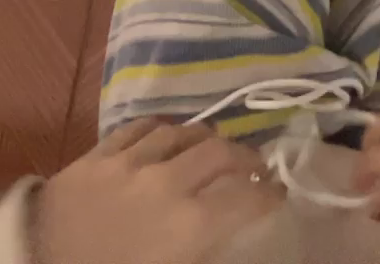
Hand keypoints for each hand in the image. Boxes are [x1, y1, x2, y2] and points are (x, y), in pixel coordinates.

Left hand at [34, 119, 282, 263]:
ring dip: (205, 138)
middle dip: (246, 158)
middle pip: (220, 152)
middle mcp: (167, 182)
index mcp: (189, 225)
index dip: (271, 193)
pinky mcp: (98, 155)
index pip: (248, 197)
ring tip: (215, 147)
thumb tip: (222, 243)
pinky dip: (162, 130)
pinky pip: (140, 128)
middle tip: (256, 167)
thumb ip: (202, 254)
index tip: (282, 193)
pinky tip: (168, 135)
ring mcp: (130, 162)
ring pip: (183, 133)